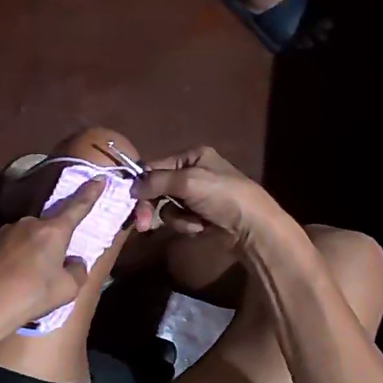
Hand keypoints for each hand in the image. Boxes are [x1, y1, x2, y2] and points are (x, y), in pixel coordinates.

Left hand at [0, 178, 105, 363]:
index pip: (77, 207)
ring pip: (27, 237)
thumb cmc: (31, 295)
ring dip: (31, 251)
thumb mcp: (68, 289)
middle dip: (53, 243)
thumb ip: (77, 270)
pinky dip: (13, 257)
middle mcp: (28, 223)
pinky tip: (9, 277)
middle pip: (48, 228)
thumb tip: (74, 261)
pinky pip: (9, 246)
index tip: (100, 178)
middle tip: (52, 269)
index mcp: (53, 231)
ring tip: (27, 278)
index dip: (90, 193)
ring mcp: (5, 231)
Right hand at [133, 147, 287, 244]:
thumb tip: (131, 187)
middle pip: (157, 188)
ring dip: (176, 217)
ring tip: (194, 222)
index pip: (154, 166)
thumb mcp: (187, 182)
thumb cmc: (222, 196)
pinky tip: (202, 226)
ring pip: (166, 207)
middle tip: (142, 224)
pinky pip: (179, 219)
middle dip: (152, 206)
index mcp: (192, 156)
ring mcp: (196, 195)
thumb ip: (156, 181)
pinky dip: (187, 224)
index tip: (128, 199)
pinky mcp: (200, 214)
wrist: (253, 226)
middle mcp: (192, 172)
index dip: (141, 183)